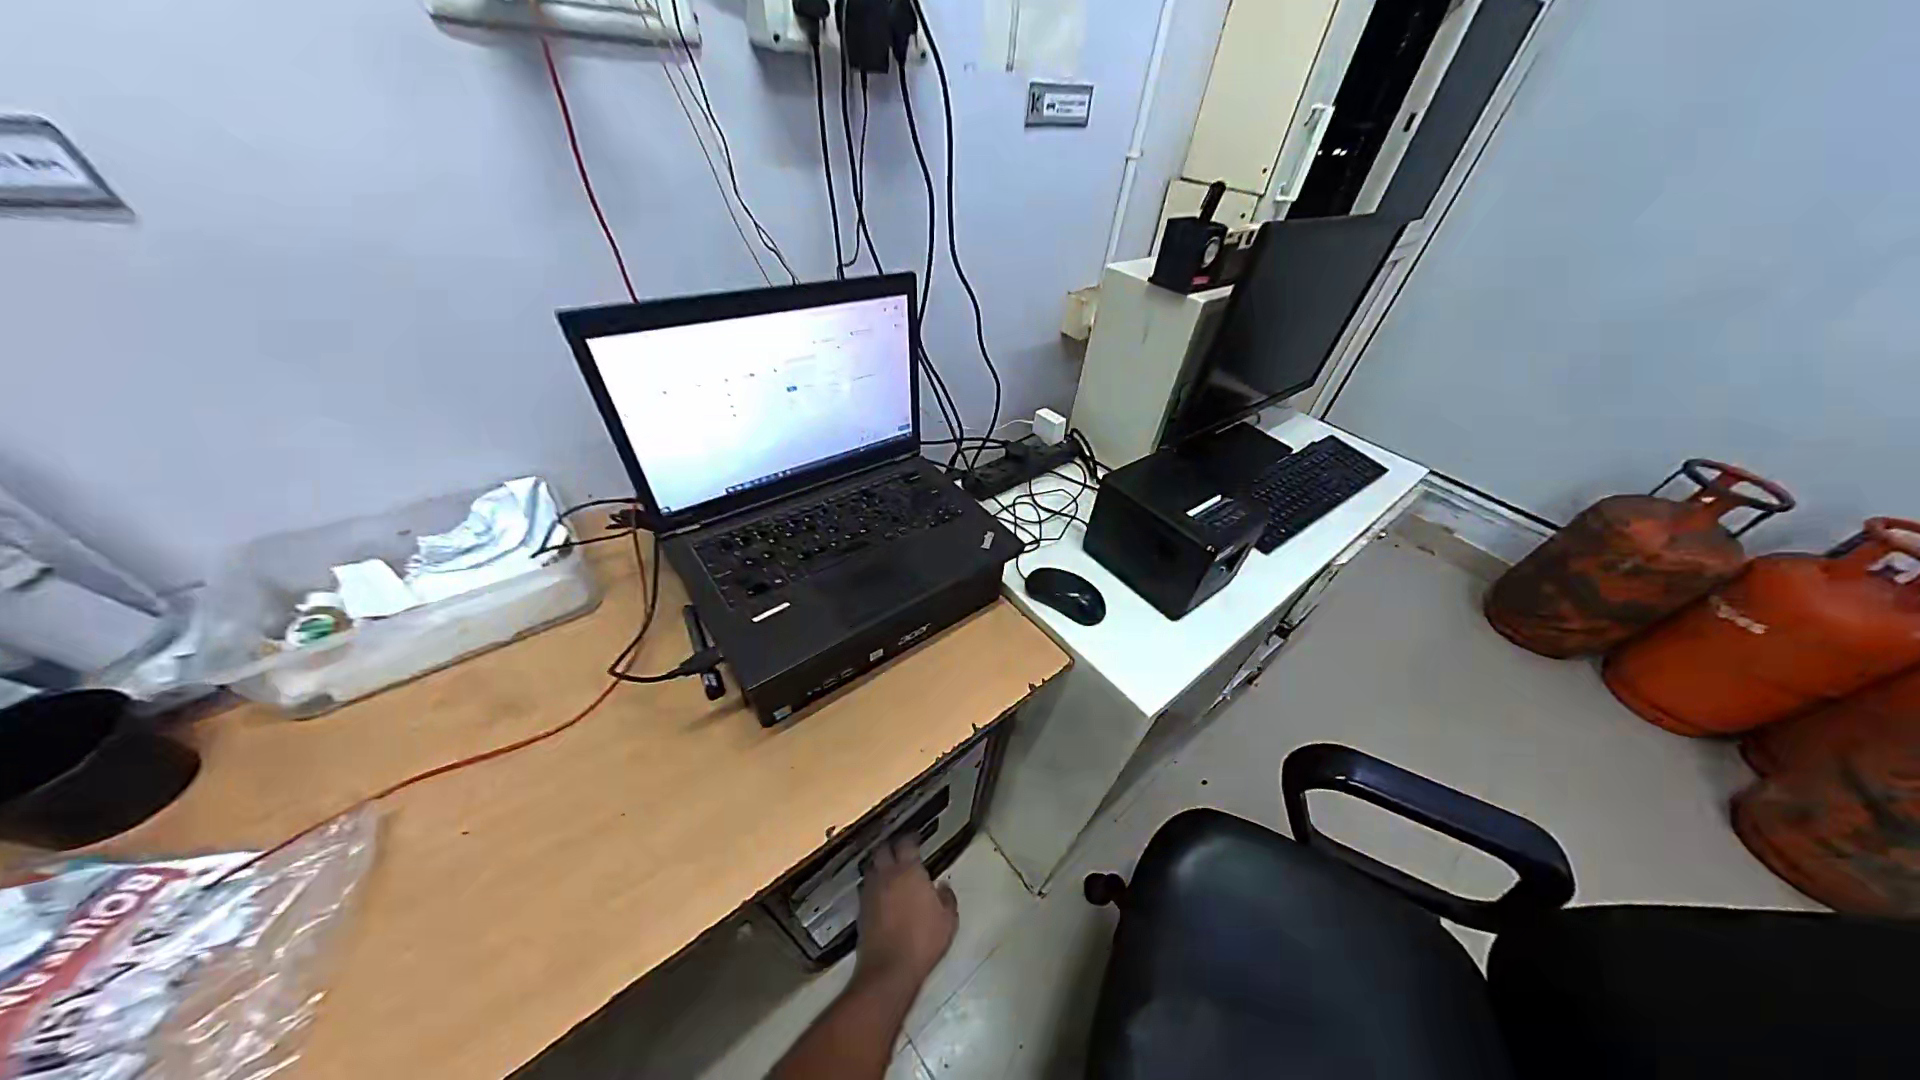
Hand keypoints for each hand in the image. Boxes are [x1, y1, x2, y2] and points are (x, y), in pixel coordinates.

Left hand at [855, 837, 957, 991]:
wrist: (889, 969)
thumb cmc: (923, 940)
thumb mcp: (948, 920)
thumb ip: (947, 898)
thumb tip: (942, 886)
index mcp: (908, 871)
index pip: (906, 843)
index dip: (910, 838)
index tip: (916, 838)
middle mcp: (886, 875)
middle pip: (882, 849)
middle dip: (890, 846)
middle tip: (900, 851)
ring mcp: (870, 891)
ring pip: (871, 867)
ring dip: (880, 865)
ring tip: (889, 870)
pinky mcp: (861, 909)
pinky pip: (866, 887)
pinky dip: (873, 885)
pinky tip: (881, 894)